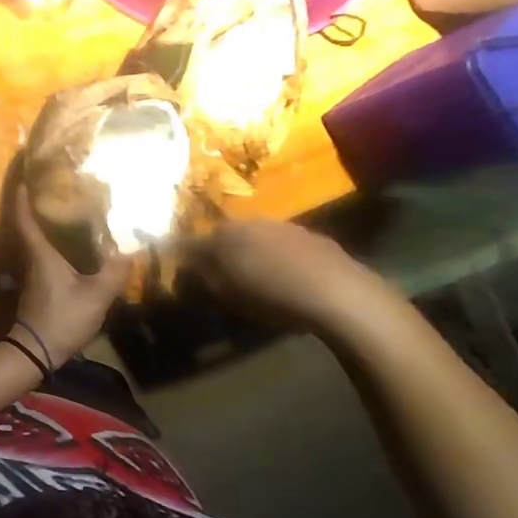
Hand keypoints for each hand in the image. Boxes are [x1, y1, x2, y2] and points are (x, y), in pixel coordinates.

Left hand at [11, 185, 132, 366]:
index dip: (22, 200)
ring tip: (64, 219)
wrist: (35, 352)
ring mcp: (32, 278)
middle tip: (51, 195)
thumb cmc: (61, 317)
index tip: (23, 181)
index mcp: (41, 255)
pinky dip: (52, 252)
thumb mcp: (95, 296)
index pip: (25, 221)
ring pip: (36, 248)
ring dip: (45, 232)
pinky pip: (42, 263)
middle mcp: (32, 262)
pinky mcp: (36, 292)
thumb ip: (113, 274)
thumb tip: (128, 254)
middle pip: (29, 231)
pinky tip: (70, 255)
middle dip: (36, 211)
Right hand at [189, 220, 395, 331]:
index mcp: (223, 234)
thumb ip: (203, 279)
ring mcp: (283, 226)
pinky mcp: (311, 236)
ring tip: (253, 279)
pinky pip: (282, 246)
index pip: (191, 243)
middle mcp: (250, 222)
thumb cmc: (272, 296)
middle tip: (217, 278)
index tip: (180, 275)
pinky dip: (276, 258)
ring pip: (255, 238)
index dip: (182, 259)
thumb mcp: (227, 295)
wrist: (338, 293)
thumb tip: (187, 270)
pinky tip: (285, 279)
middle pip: (224, 237)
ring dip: (249, 254)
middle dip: (217, 254)